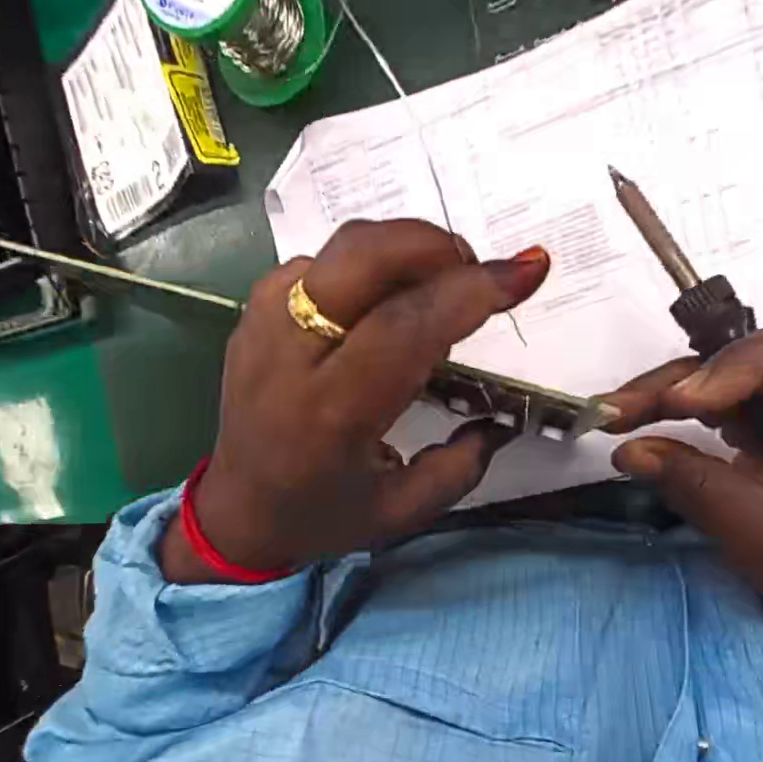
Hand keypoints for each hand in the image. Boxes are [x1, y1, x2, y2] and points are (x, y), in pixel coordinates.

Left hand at [162, 219, 551, 582]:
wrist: (237, 514)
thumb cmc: (320, 516)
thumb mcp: (402, 510)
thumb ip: (462, 465)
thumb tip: (502, 417)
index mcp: (332, 414)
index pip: (404, 325)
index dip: (469, 290)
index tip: (525, 274)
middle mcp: (290, 359)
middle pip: (361, 258)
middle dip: (432, 245)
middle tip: (470, 270)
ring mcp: (261, 329)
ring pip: (337, 251)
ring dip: (397, 250)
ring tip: (430, 285)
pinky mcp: (249, 319)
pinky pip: (311, 266)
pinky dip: (356, 267)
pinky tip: (376, 301)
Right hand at [601, 316, 762, 632]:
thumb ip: (701, 489)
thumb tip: (631, 451)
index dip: (750, 365)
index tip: (684, 401)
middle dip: (693, 373)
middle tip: (626, 406)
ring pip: (739, 366)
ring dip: (672, 385)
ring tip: (615, 412)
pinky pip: (727, 391)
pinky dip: (678, 401)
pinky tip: (640, 417)